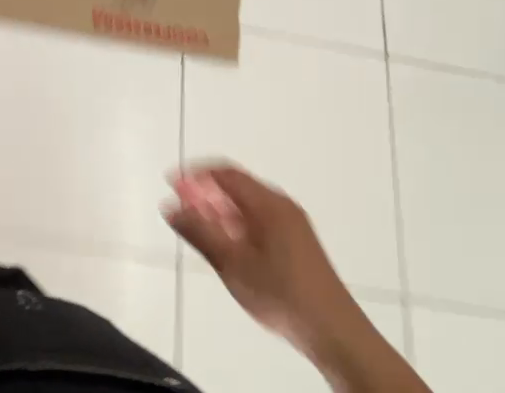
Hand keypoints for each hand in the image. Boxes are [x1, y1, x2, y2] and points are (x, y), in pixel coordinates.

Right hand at [165, 164, 361, 356]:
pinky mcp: (298, 243)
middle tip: (181, 208)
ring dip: (220, 210)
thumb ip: (198, 231)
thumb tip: (170, 206)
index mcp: (268, 204)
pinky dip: (237, 223)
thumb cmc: (280, 293)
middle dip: (205, 193)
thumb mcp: (231, 263)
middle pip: (236, 186)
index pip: (224, 173)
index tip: (172, 184)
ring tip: (200, 230)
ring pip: (248, 205)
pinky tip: (229, 247)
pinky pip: (260, 219)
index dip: (194, 174)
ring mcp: (293, 225)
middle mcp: (282, 206)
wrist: (334, 332)